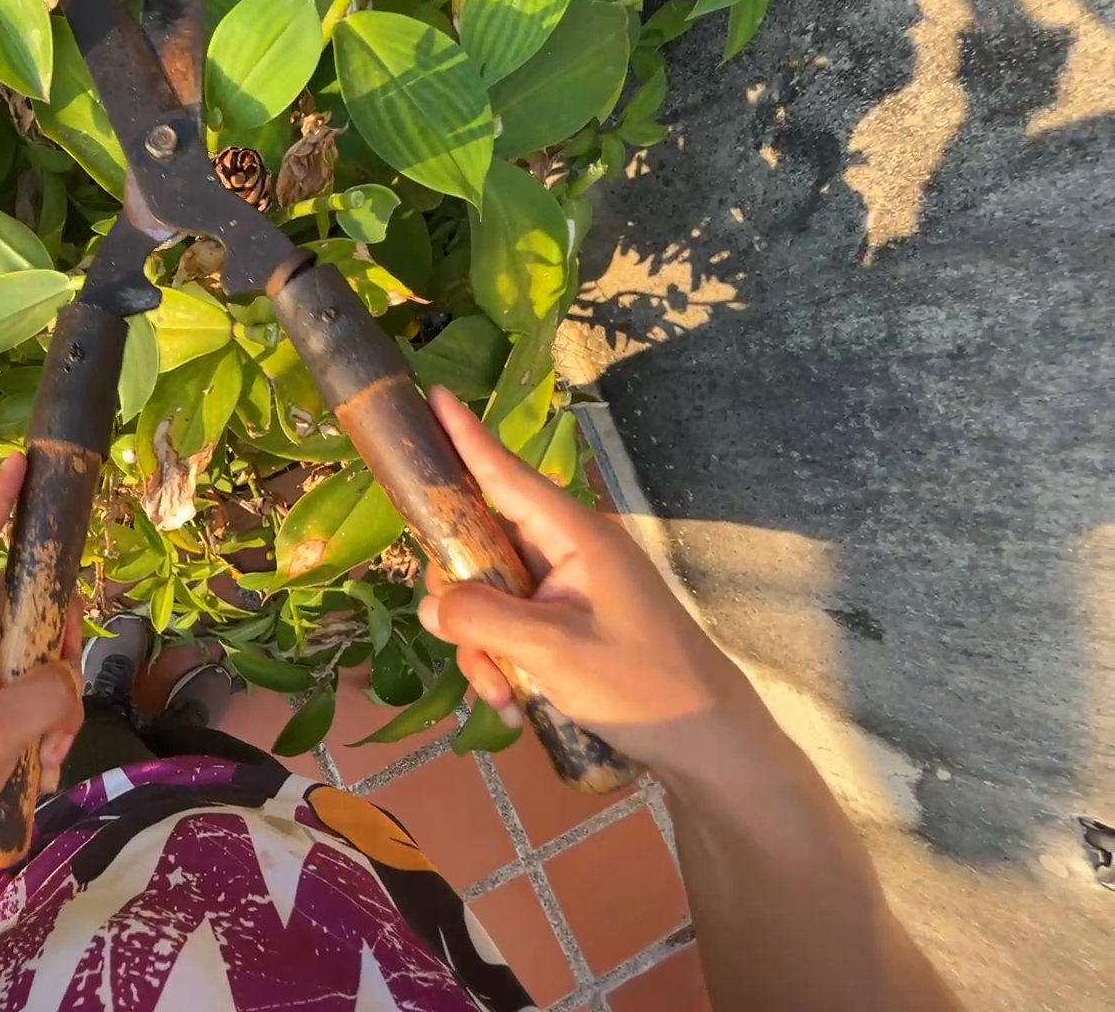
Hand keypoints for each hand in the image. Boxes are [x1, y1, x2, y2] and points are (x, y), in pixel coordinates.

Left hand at [0, 454, 83, 873]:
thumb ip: (42, 692)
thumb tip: (67, 670)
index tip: (19, 463)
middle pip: (26, 603)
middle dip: (56, 641)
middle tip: (63, 690)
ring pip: (40, 651)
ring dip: (58, 695)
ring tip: (51, 747)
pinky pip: (38, 690)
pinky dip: (52, 721)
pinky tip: (43, 762)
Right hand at [417, 388, 771, 776]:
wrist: (706, 742)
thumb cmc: (640, 683)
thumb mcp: (551, 649)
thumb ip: (480, 618)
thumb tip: (431, 605)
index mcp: (572, 535)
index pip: (505, 474)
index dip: (465, 435)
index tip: (434, 396)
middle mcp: (561, 550)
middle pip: (476, 543)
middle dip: (458, 595)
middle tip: (460, 639)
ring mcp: (559, 585)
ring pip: (481, 590)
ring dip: (476, 640)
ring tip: (497, 689)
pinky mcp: (557, 617)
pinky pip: (500, 621)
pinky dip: (493, 657)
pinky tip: (508, 697)